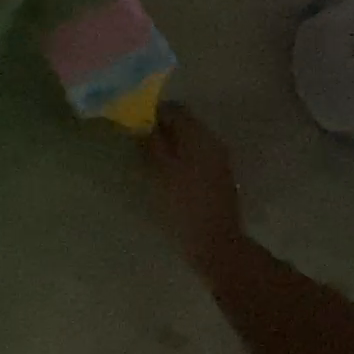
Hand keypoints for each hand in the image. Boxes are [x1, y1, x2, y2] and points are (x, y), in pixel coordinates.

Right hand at [144, 102, 246, 275]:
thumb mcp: (161, 173)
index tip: (133, 123)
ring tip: (149, 160)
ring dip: (171, 146)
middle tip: (138, 142)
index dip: (153, 113)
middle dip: (162, 129)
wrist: (215, 243)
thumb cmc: (183, 206)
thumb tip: (146, 125)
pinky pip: (197, 159)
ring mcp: (219, 161)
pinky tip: (167, 176)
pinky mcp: (220, 179)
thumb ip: (152, 144)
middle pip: (185, 125)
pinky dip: (181, 161)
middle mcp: (213, 142)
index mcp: (199, 136)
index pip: (175, 110)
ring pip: (191, 143)